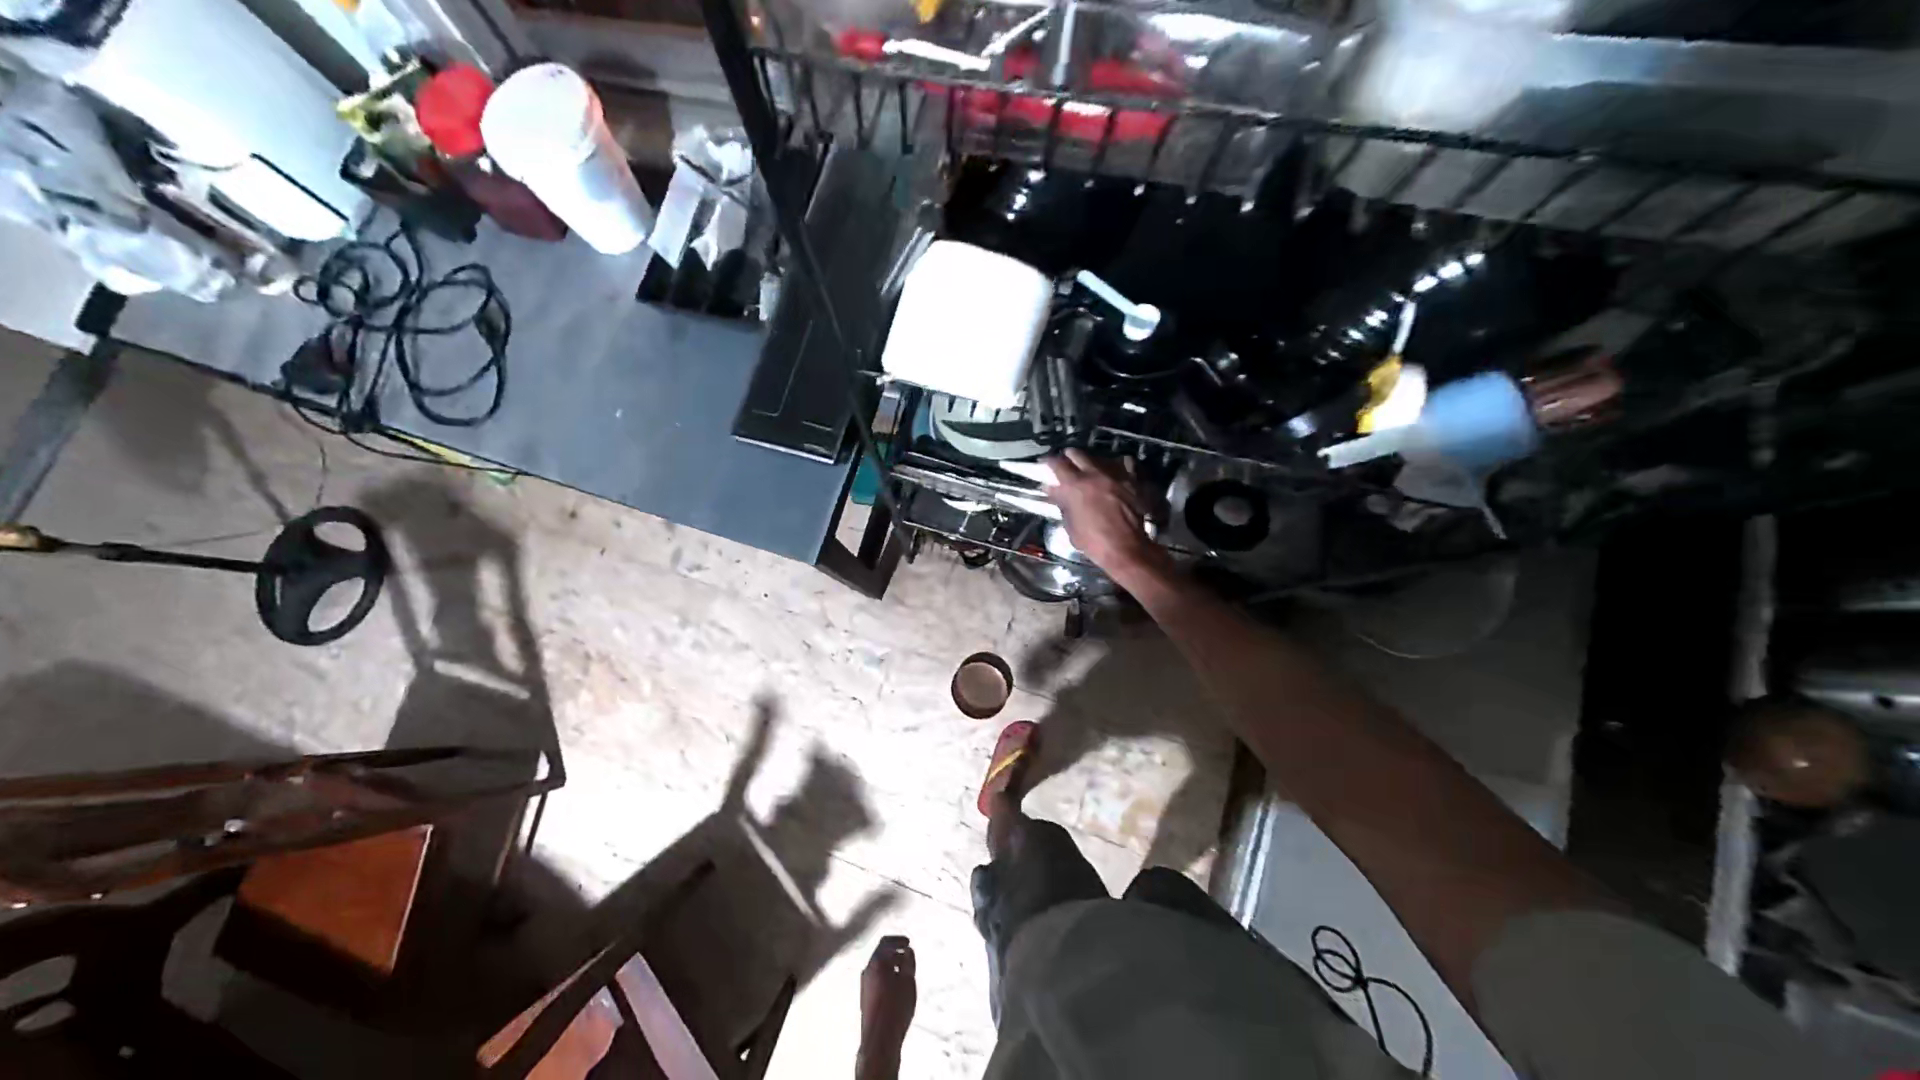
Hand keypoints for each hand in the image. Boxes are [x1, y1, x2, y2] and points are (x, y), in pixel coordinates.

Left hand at [857, 935, 914, 1079]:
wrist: (878, 1040)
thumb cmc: (896, 1008)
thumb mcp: (908, 981)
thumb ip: (908, 962)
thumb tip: (907, 950)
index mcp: (876, 963)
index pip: (886, 942)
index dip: (898, 940)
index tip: (908, 942)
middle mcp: (867, 971)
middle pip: (881, 954)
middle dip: (895, 954)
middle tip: (908, 958)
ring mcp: (864, 985)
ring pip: (878, 968)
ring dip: (891, 966)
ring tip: (904, 974)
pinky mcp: (865, 997)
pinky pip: (876, 979)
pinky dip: (886, 976)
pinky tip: (896, 988)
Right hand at [1044, 449, 1172, 585]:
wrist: (1125, 548)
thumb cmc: (1093, 541)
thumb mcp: (1070, 525)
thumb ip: (1063, 504)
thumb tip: (1054, 491)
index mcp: (1074, 486)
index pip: (1057, 464)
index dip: (1049, 461)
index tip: (1045, 462)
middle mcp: (1093, 475)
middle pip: (1078, 454)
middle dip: (1069, 456)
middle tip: (1065, 460)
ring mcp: (1114, 476)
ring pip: (1100, 458)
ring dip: (1091, 461)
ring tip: (1088, 467)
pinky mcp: (1131, 482)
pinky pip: (1125, 464)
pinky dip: (1118, 465)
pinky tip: (1116, 470)